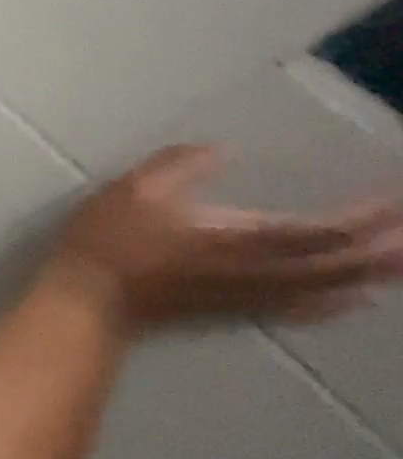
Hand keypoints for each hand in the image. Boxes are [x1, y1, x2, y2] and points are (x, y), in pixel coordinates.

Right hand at [52, 144, 402, 329]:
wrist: (87, 299)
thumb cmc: (108, 242)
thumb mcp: (131, 192)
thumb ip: (176, 167)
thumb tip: (217, 149)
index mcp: (239, 237)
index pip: (323, 229)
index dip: (369, 216)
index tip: (402, 199)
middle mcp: (258, 270)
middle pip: (340, 264)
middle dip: (386, 249)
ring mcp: (248, 294)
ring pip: (327, 288)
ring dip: (371, 275)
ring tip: (401, 264)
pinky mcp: (232, 309)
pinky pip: (300, 308)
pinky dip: (335, 303)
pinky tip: (350, 301)